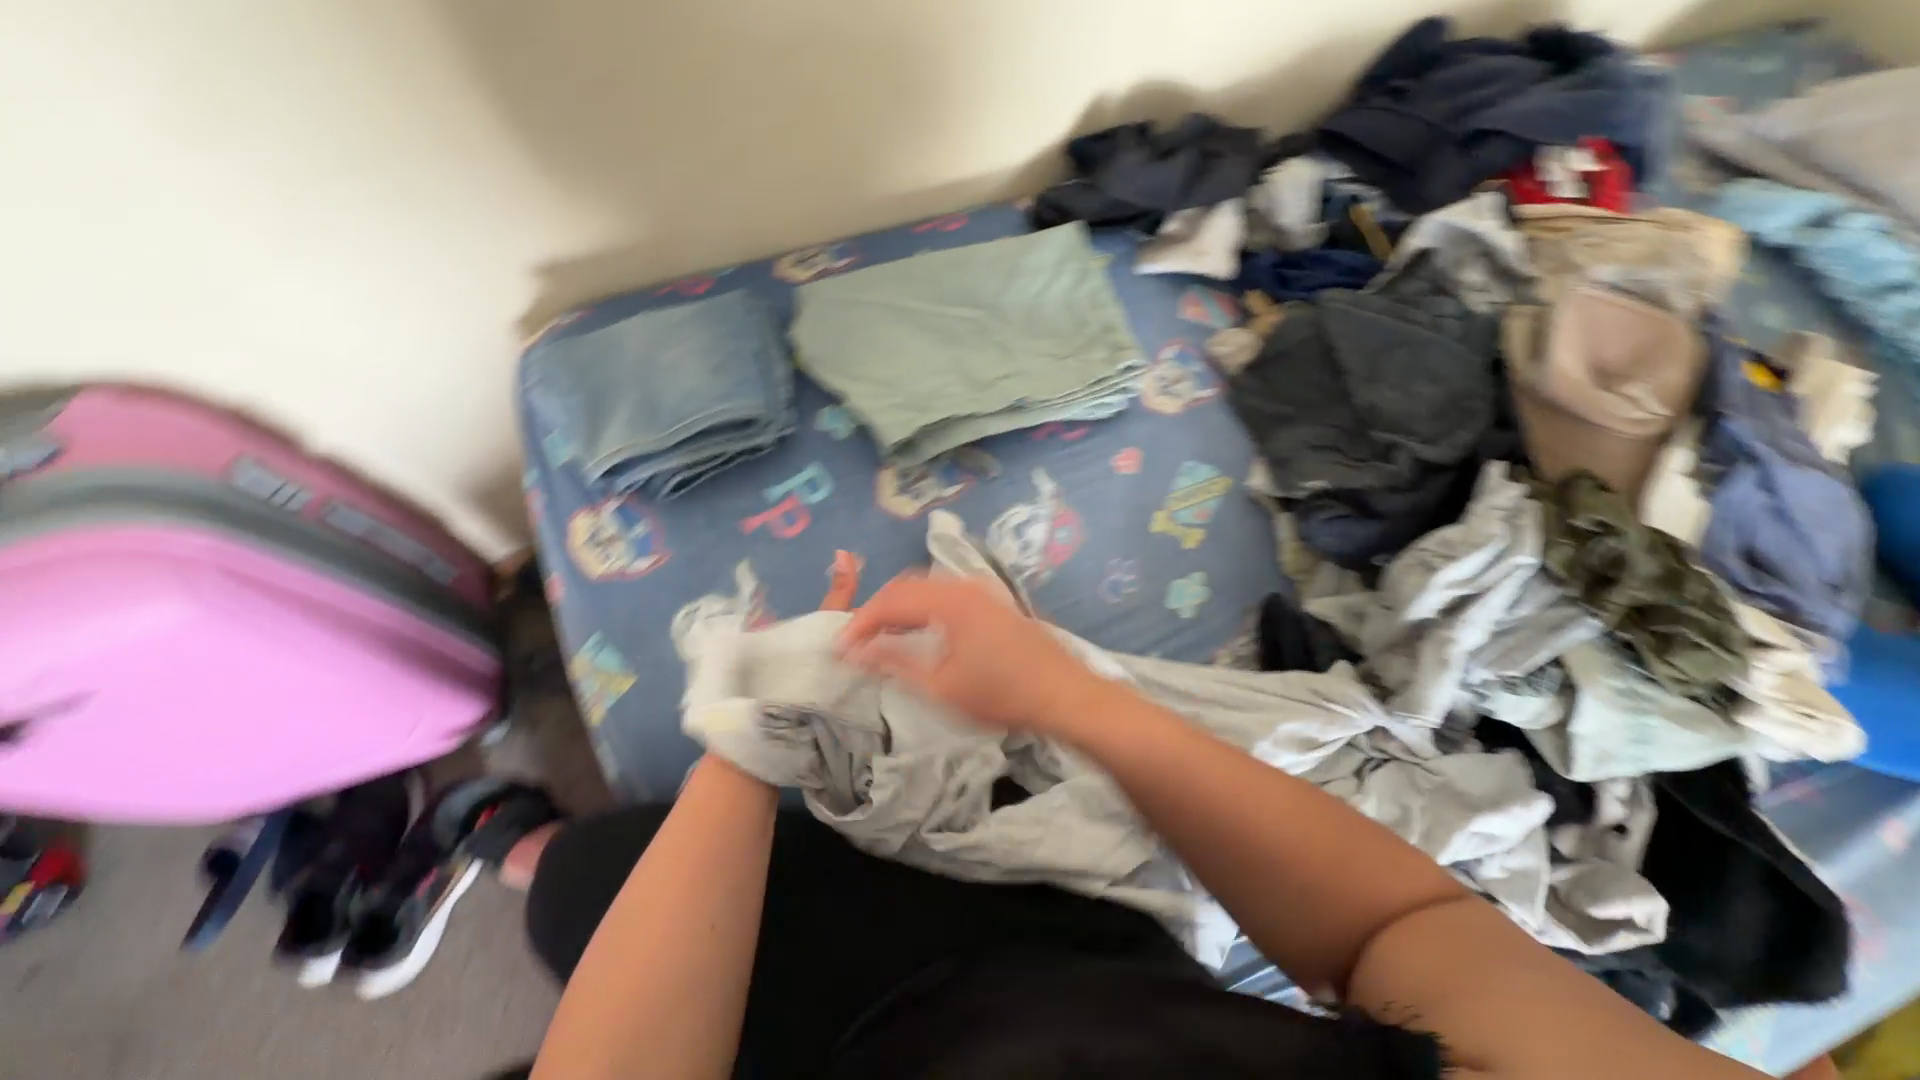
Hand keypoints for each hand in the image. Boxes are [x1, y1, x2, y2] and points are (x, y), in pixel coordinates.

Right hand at [837, 574, 1112, 733]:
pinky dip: (924, 609)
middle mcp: (964, 584)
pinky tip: (920, 634)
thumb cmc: (1002, 694)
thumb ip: (893, 663)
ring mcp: (983, 590)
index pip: (890, 599)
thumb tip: (854, 651)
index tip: (840, 647)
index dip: (860, 621)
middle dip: (878, 611)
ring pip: (926, 587)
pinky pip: (946, 594)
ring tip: (882, 639)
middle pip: (906, 586)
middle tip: (858, 641)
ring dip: (901, 608)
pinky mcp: (993, 601)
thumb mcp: (940, 686)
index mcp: (949, 599)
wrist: (1065, 695)